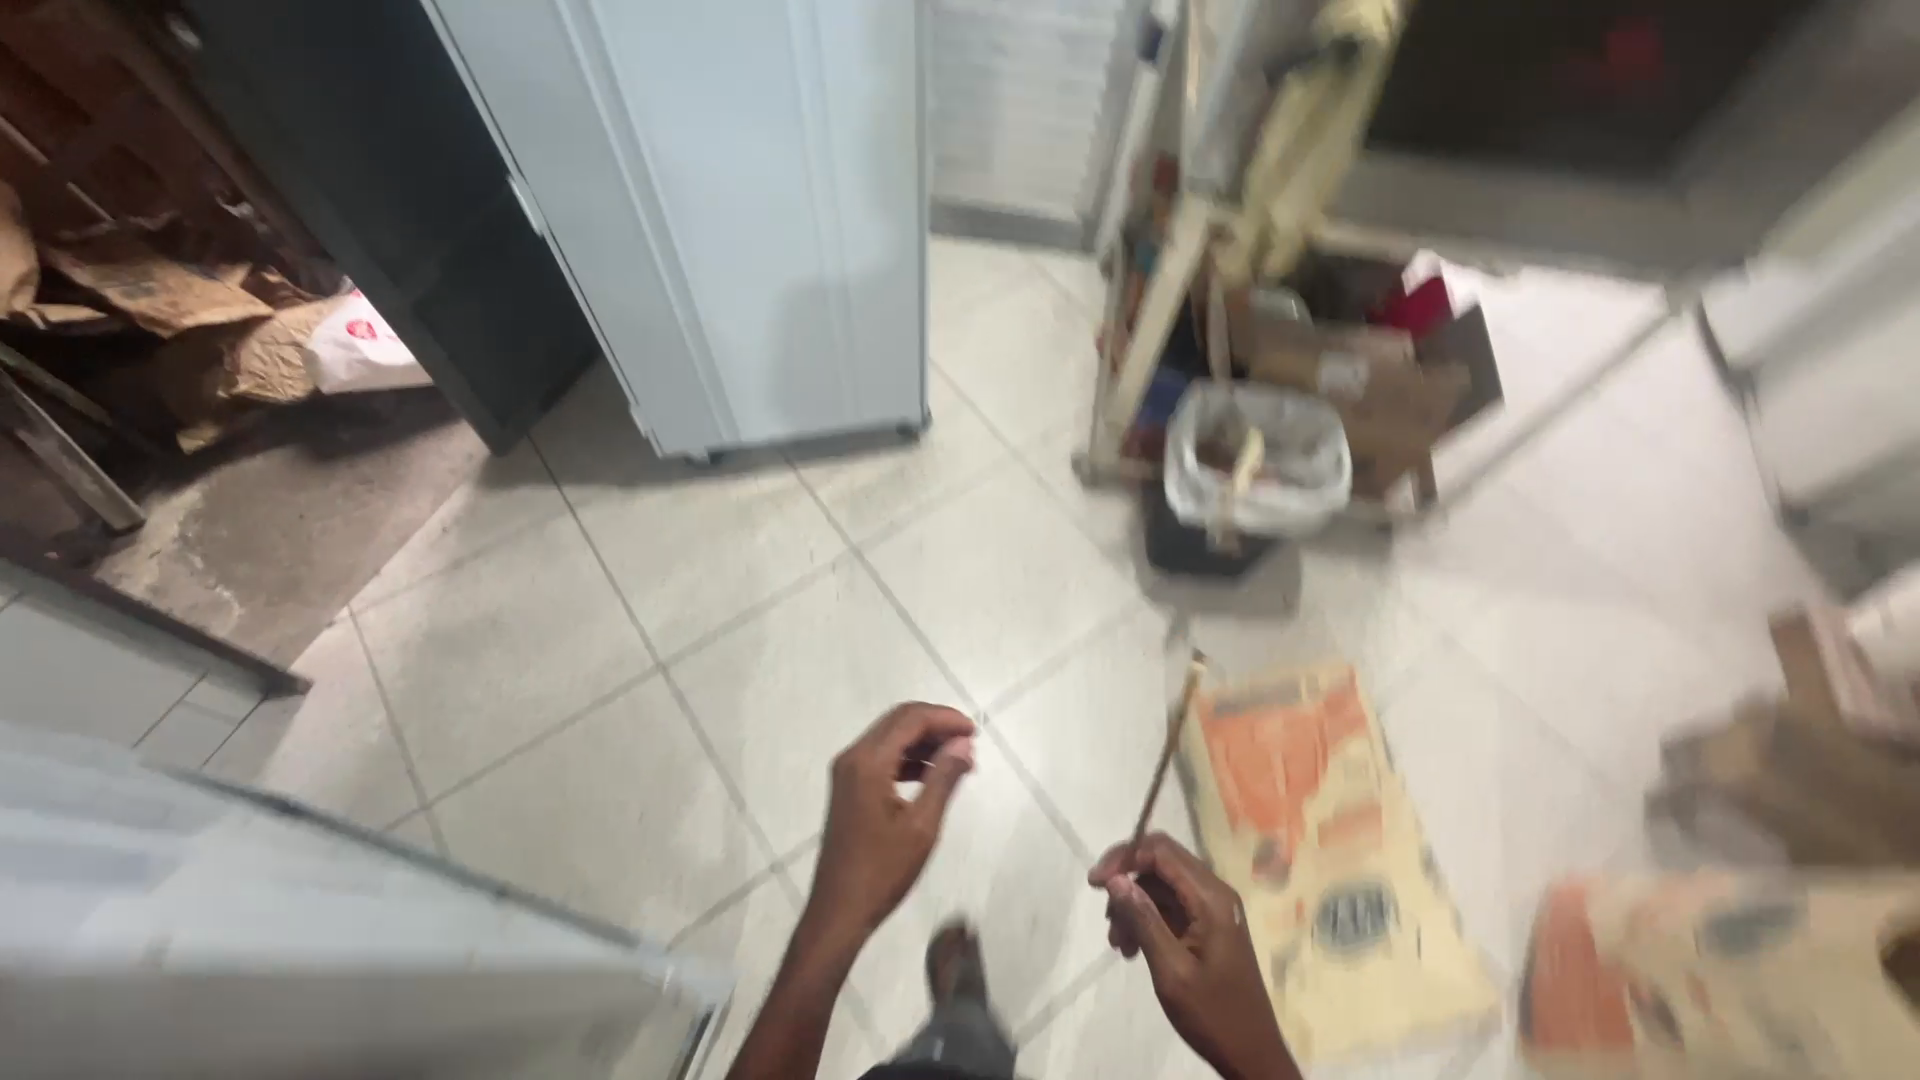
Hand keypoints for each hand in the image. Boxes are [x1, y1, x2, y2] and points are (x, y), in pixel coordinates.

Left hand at [805, 703, 975, 941]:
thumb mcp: (922, 826)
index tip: (975, 732)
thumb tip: (964, 744)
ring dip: (924, 742)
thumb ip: (944, 778)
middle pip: (898, 721)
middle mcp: (853, 757)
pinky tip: (934, 775)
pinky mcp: (849, 787)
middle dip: (936, 725)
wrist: (839, 911)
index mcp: (868, 762)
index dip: (945, 718)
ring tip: (959, 761)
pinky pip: (882, 757)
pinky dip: (909, 758)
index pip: (910, 719)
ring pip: (890, 738)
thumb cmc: (883, 871)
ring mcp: (847, 772)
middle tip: (969, 742)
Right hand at [1088, 833, 1296, 1079]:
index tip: (1096, 884)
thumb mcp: (1171, 970)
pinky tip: (1132, 948)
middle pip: (1160, 862)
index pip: (1160, 850)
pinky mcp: (1208, 925)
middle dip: (1126, 881)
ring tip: (1118, 943)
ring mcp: (1212, 909)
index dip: (1124, 857)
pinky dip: (1147, 919)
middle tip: (1105, 914)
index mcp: (1210, 897)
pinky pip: (1171, 906)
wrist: (1252, 1056)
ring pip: (1161, 885)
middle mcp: (1214, 893)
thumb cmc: (1213, 1014)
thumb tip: (1115, 879)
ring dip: (1134, 904)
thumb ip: (1143, 919)